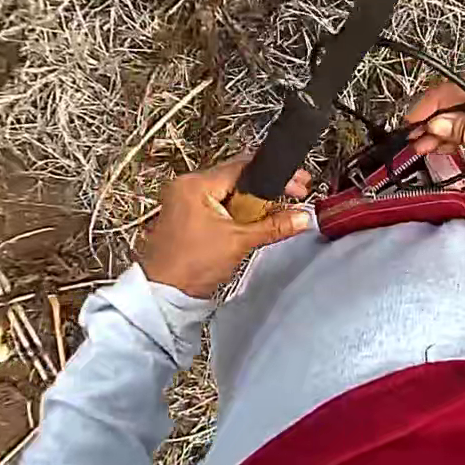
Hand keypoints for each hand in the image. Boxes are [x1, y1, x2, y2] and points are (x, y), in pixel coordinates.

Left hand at [138, 156, 312, 297]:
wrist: (163, 296)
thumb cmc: (188, 268)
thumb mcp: (240, 242)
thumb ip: (274, 226)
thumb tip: (301, 217)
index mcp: (196, 185)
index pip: (244, 167)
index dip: (275, 176)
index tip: (297, 184)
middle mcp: (188, 187)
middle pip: (239, 178)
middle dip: (267, 189)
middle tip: (293, 196)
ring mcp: (186, 201)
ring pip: (231, 192)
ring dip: (254, 202)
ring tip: (274, 215)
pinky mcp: (189, 216)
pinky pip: (221, 205)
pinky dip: (239, 212)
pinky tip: (252, 224)